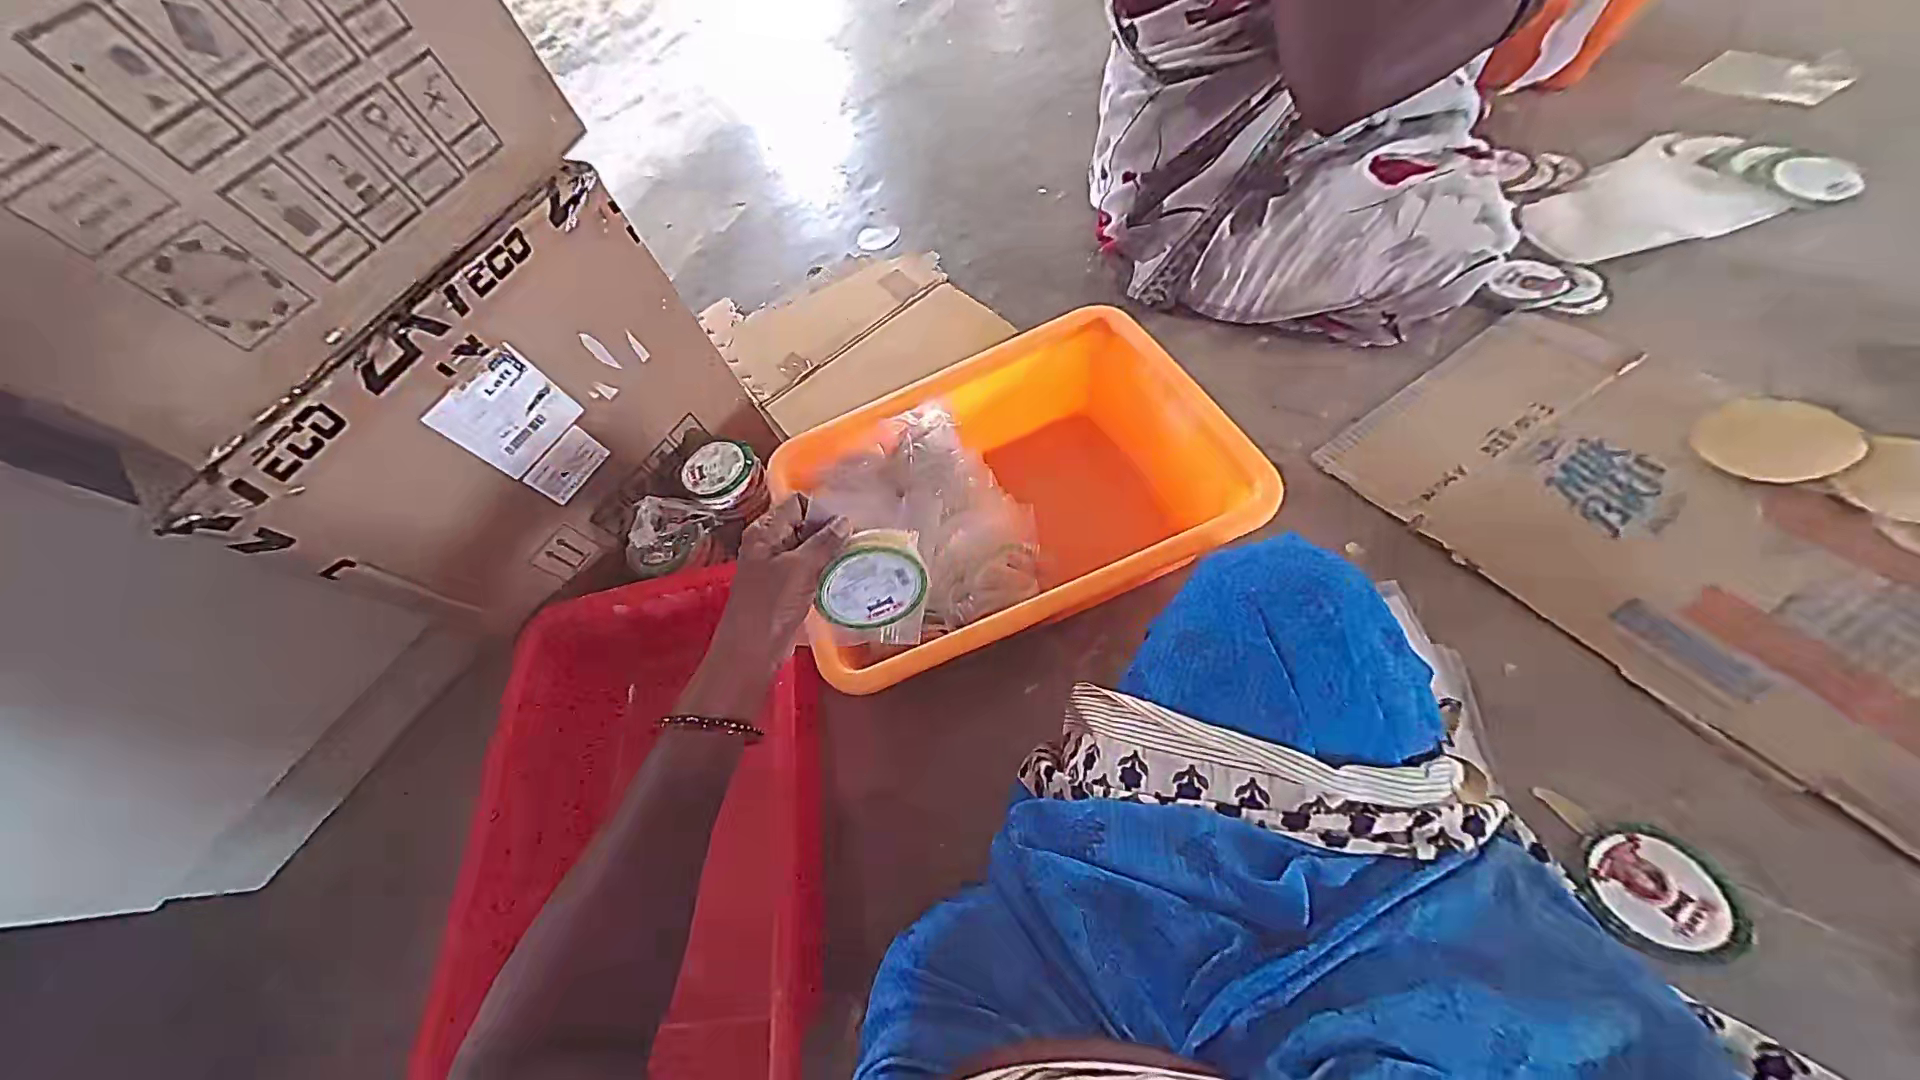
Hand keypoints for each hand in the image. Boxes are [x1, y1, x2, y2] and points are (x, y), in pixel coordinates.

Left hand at [713, 495, 849, 678]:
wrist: (752, 650)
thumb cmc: (771, 605)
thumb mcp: (800, 568)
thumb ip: (824, 542)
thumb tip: (845, 521)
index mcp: (764, 531)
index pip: (797, 504)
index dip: (822, 509)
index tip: (848, 521)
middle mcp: (769, 543)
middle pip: (804, 524)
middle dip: (830, 529)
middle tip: (859, 537)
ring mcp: (777, 566)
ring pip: (809, 547)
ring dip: (830, 550)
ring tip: (856, 553)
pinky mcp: (786, 586)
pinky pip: (809, 568)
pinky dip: (825, 568)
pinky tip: (844, 573)